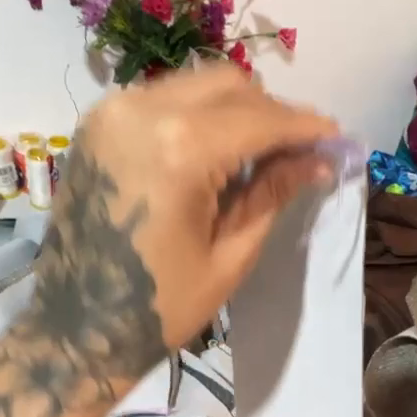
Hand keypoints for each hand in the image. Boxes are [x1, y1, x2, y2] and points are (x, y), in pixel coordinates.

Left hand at [33, 65, 340, 355]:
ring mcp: (111, 113)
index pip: (259, 119)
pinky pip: (161, 101)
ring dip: (235, 111)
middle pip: (229, 85)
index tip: (337, 140)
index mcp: (179, 149)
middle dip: (271, 114)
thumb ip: (272, 195)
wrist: (78, 330)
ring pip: (195, 86)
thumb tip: (320, 162)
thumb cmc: (160, 308)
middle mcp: (141, 111)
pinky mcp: (96, 126)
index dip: (304, 128)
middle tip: (300, 153)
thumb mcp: (229, 257)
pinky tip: (215, 155)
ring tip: (260, 156)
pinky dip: (197, 117)